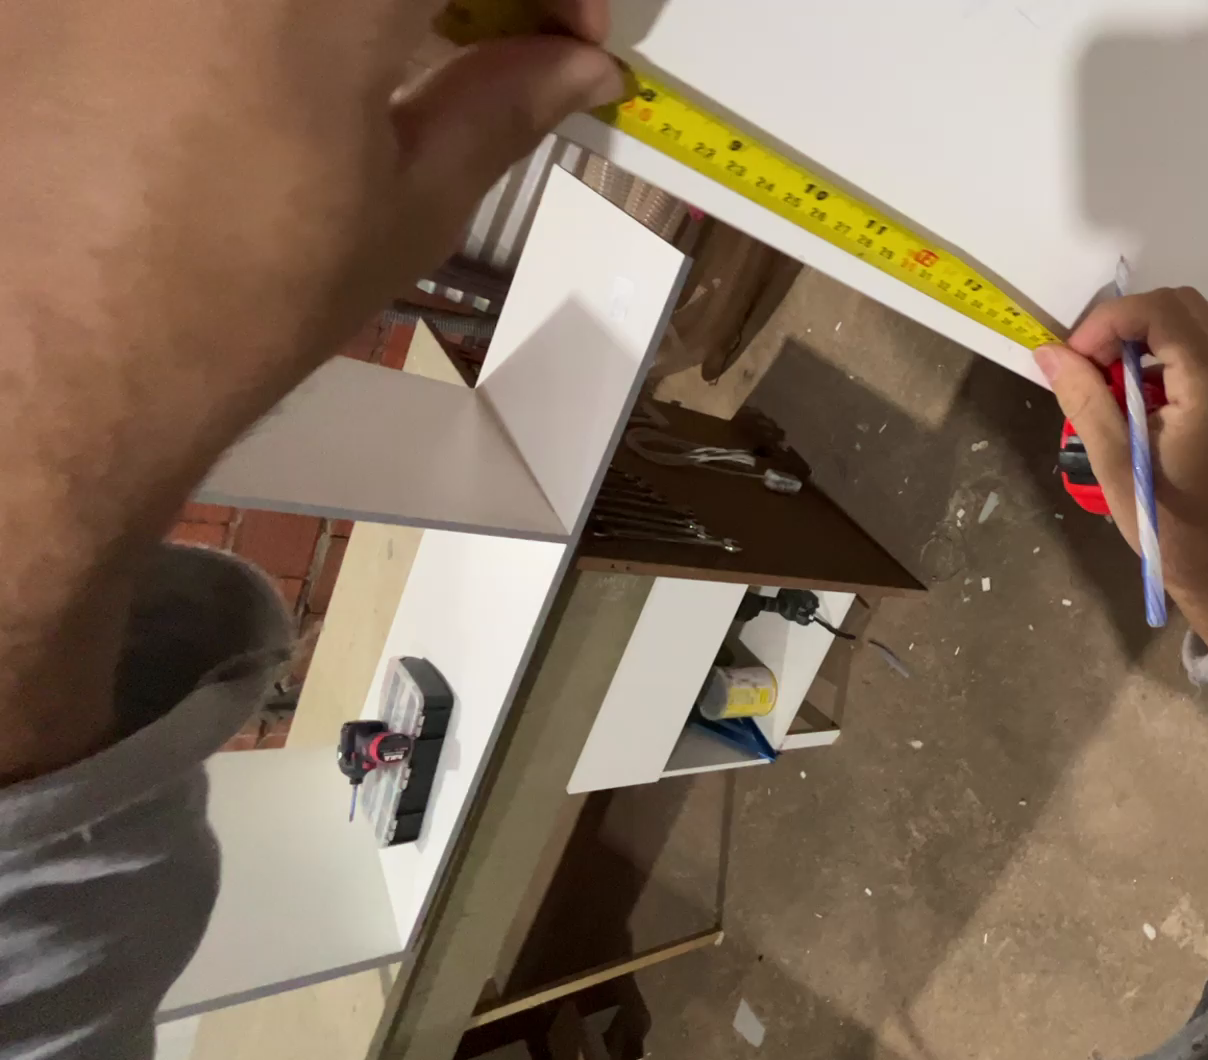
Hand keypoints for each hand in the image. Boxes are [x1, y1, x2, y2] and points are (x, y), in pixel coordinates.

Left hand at [0, 1, 622, 779]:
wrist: (68, 323)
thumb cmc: (254, 283)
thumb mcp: (418, 201)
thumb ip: (507, 106)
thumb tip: (583, 68)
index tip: (580, 34)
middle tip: (517, 29)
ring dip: (407, 0)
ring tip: (423, 44)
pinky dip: (320, 11)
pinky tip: (331, 44)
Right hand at [1035, 288, 1207, 648]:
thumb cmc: (1168, 525)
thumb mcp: (1115, 462)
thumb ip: (1083, 397)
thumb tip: (1048, 353)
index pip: (1160, 310)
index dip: (1108, 322)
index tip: (1074, 359)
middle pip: (1180, 307)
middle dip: (1125, 326)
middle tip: (1090, 368)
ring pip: (1193, 326)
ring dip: (1144, 342)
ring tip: (1111, 388)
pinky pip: (1204, 354)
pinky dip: (1165, 361)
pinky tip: (1141, 403)